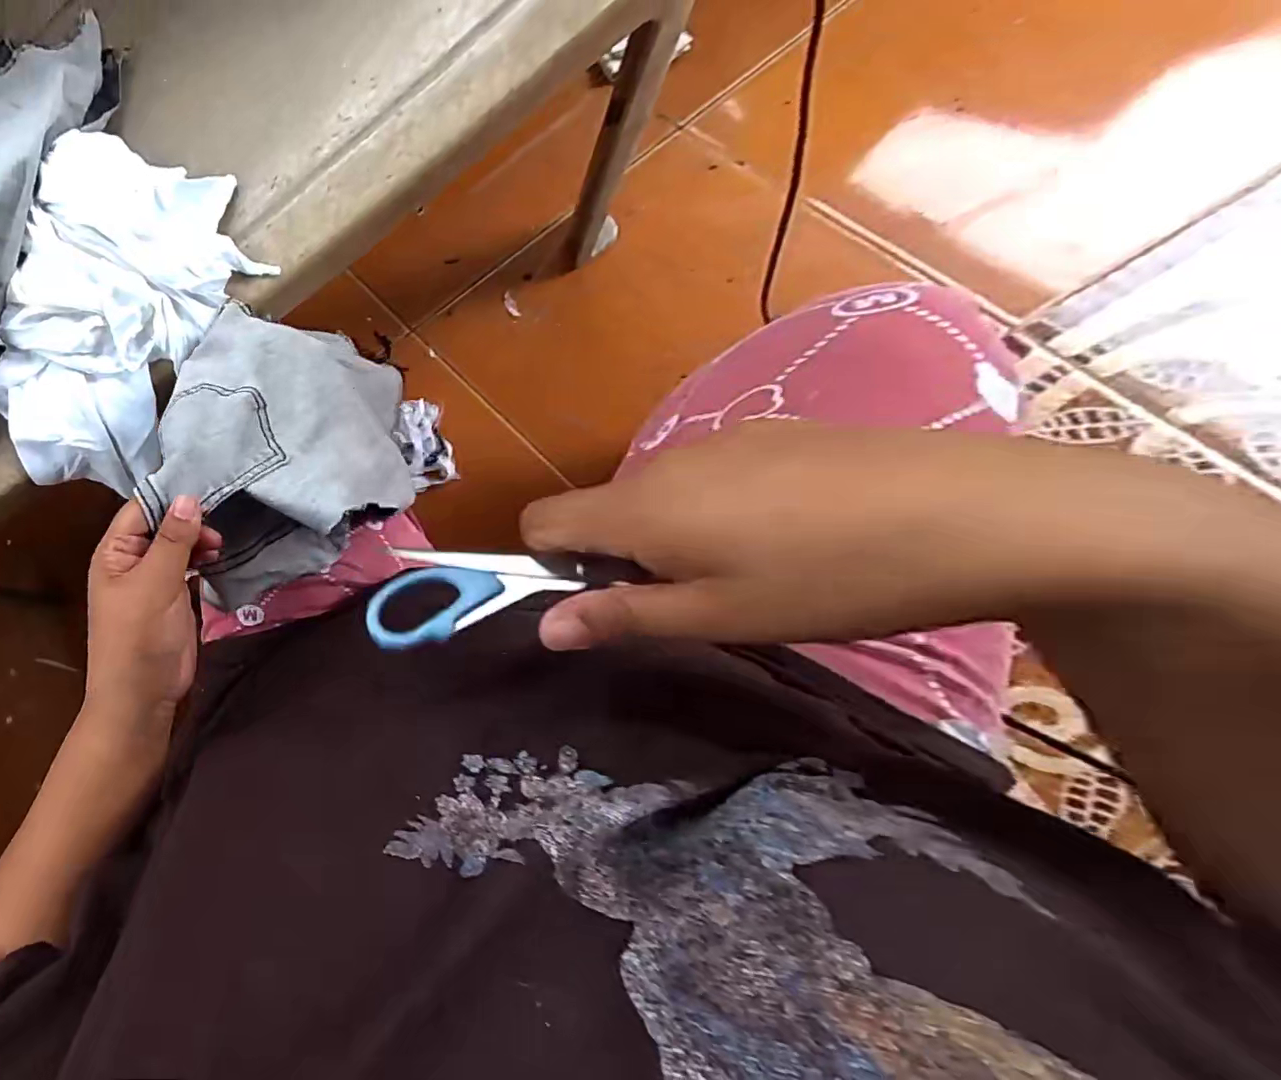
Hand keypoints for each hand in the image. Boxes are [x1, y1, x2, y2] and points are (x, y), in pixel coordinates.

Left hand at [84, 495, 222, 725]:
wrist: (142, 695)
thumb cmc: (139, 637)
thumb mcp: (155, 583)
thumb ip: (173, 540)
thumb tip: (189, 497)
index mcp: (114, 552)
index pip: (141, 510)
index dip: (170, 497)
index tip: (206, 486)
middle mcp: (130, 561)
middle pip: (161, 526)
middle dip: (189, 520)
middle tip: (217, 526)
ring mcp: (153, 579)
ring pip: (177, 545)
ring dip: (198, 540)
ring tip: (219, 544)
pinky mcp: (172, 596)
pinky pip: (188, 566)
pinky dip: (202, 558)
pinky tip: (218, 556)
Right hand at [519, 422, 1222, 649]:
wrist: (982, 510)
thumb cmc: (830, 581)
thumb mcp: (719, 616)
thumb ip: (620, 616)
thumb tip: (543, 628)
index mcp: (639, 509)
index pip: (539, 519)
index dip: (546, 561)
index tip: (599, 596)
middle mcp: (662, 463)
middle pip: (596, 508)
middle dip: (614, 554)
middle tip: (688, 598)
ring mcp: (716, 440)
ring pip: (651, 492)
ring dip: (665, 532)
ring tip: (746, 568)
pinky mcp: (764, 431)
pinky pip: (701, 472)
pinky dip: (709, 506)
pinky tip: (786, 531)